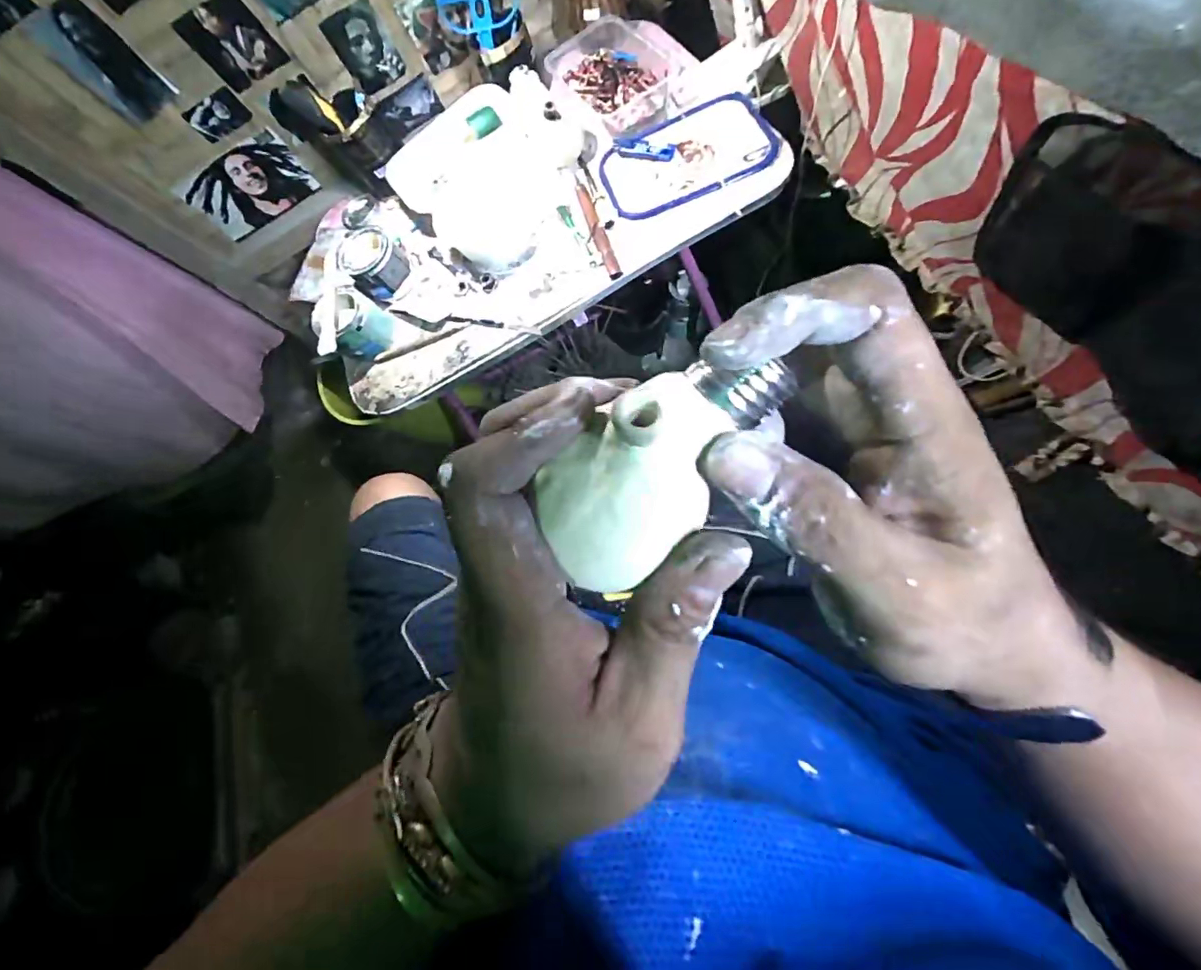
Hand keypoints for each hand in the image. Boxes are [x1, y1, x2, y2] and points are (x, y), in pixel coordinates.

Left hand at [431, 378, 752, 876]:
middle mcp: (487, 567)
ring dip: (550, 427)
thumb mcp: (638, 721)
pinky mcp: (503, 568)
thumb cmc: (564, 773)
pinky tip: (609, 460)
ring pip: (495, 468)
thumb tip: (722, 542)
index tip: (588, 416)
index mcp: (512, 601)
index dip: (522, 439)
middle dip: (543, 413)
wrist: (493, 797)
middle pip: (479, 462)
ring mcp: (489, 564)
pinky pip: (517, 492)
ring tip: (623, 417)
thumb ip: (673, 628)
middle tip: (623, 403)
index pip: (479, 492)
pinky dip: (557, 460)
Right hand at [698, 265, 1107, 708]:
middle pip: (812, 327)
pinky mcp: (817, 453)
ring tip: (678, 431)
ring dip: (723, 389)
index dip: (796, 309)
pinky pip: (760, 413)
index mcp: (923, 420)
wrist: (992, 652)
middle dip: (743, 348)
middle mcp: (881, 406)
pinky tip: (694, 459)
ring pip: (777, 368)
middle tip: (688, 396)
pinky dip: (720, 424)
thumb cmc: (965, 624)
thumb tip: (719, 452)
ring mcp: (847, 427)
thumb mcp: (894, 590)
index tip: (724, 355)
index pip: (872, 315)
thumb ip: (815, 520)